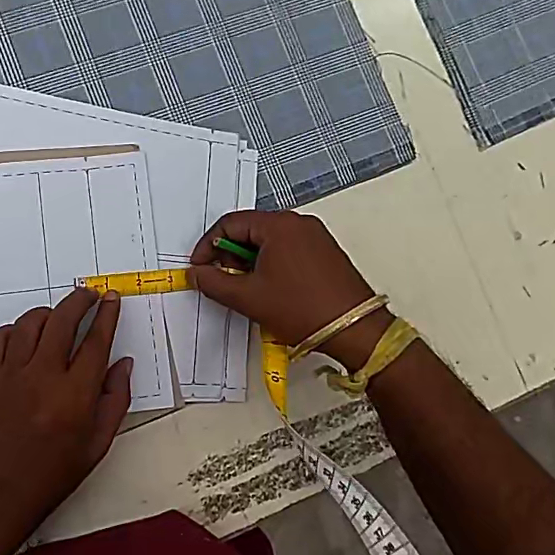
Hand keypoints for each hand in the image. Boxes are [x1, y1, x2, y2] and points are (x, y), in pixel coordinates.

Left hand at [0, 288, 132, 533]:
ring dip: (48, 312)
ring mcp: (12, 376)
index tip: (112, 300)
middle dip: (80, 300)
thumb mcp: (97, 444)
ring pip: (30, 323)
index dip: (107, 315)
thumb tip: (123, 364)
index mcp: (74, 397)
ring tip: (59, 315)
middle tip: (89, 295)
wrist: (0, 494)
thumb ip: (115, 400)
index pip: (95, 341)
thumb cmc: (52, 473)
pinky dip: (13, 330)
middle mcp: (43, 379)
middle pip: (63, 320)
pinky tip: (24, 336)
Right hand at [189, 210, 391, 371]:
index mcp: (279, 225)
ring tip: (247, 290)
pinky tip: (269, 290)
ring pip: (268, 241)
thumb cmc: (307, 311)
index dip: (209, 246)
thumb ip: (215, 282)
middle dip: (230, 255)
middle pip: (250, 230)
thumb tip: (198, 274)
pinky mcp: (324, 252)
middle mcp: (298, 223)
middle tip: (222, 280)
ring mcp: (314, 237)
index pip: (230, 224)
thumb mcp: (249, 298)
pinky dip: (271, 264)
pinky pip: (287, 249)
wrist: (356, 331)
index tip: (201, 267)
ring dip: (250, 261)